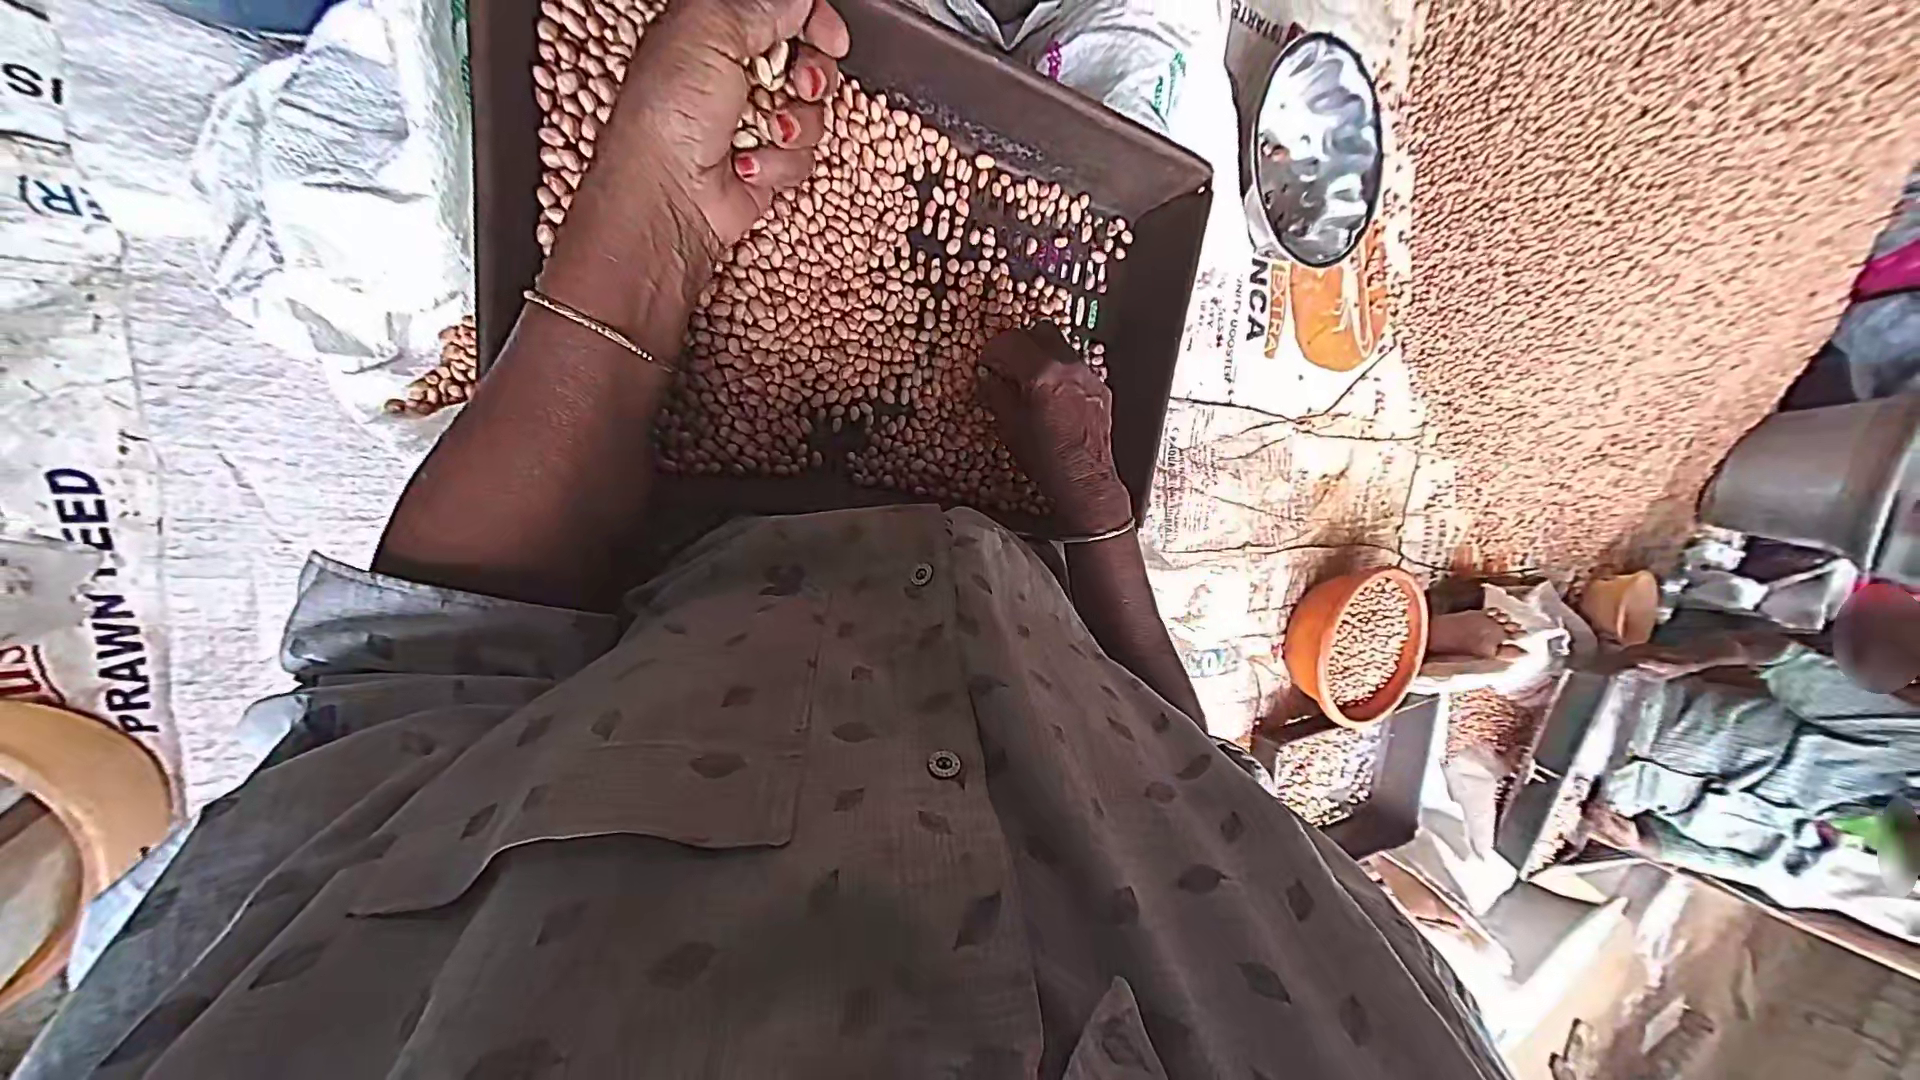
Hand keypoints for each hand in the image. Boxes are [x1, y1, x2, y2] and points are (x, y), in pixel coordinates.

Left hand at [550, 0, 846, 308]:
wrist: (670, 192)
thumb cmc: (670, 114)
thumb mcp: (709, 31)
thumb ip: (760, 7)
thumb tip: (800, 0)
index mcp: (721, 29)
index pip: (785, 13)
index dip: (814, 22)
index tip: (830, 37)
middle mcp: (742, 75)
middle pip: (809, 66)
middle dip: (813, 78)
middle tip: (802, 87)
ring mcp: (758, 124)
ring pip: (812, 117)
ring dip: (796, 127)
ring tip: (768, 132)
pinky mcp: (769, 166)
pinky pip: (802, 160)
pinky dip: (779, 164)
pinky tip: (748, 166)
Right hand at [980, 325, 1131, 534]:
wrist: (1084, 480)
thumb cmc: (1047, 460)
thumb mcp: (1010, 427)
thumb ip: (998, 394)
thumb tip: (991, 379)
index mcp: (1043, 374)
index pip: (1010, 341)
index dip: (992, 350)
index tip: (987, 361)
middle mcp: (1069, 368)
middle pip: (1039, 332)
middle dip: (1019, 345)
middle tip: (1006, 364)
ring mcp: (1088, 376)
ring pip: (1061, 346)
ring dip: (1041, 356)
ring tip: (1028, 379)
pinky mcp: (1100, 388)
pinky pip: (1076, 367)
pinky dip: (1060, 372)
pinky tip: (1051, 394)